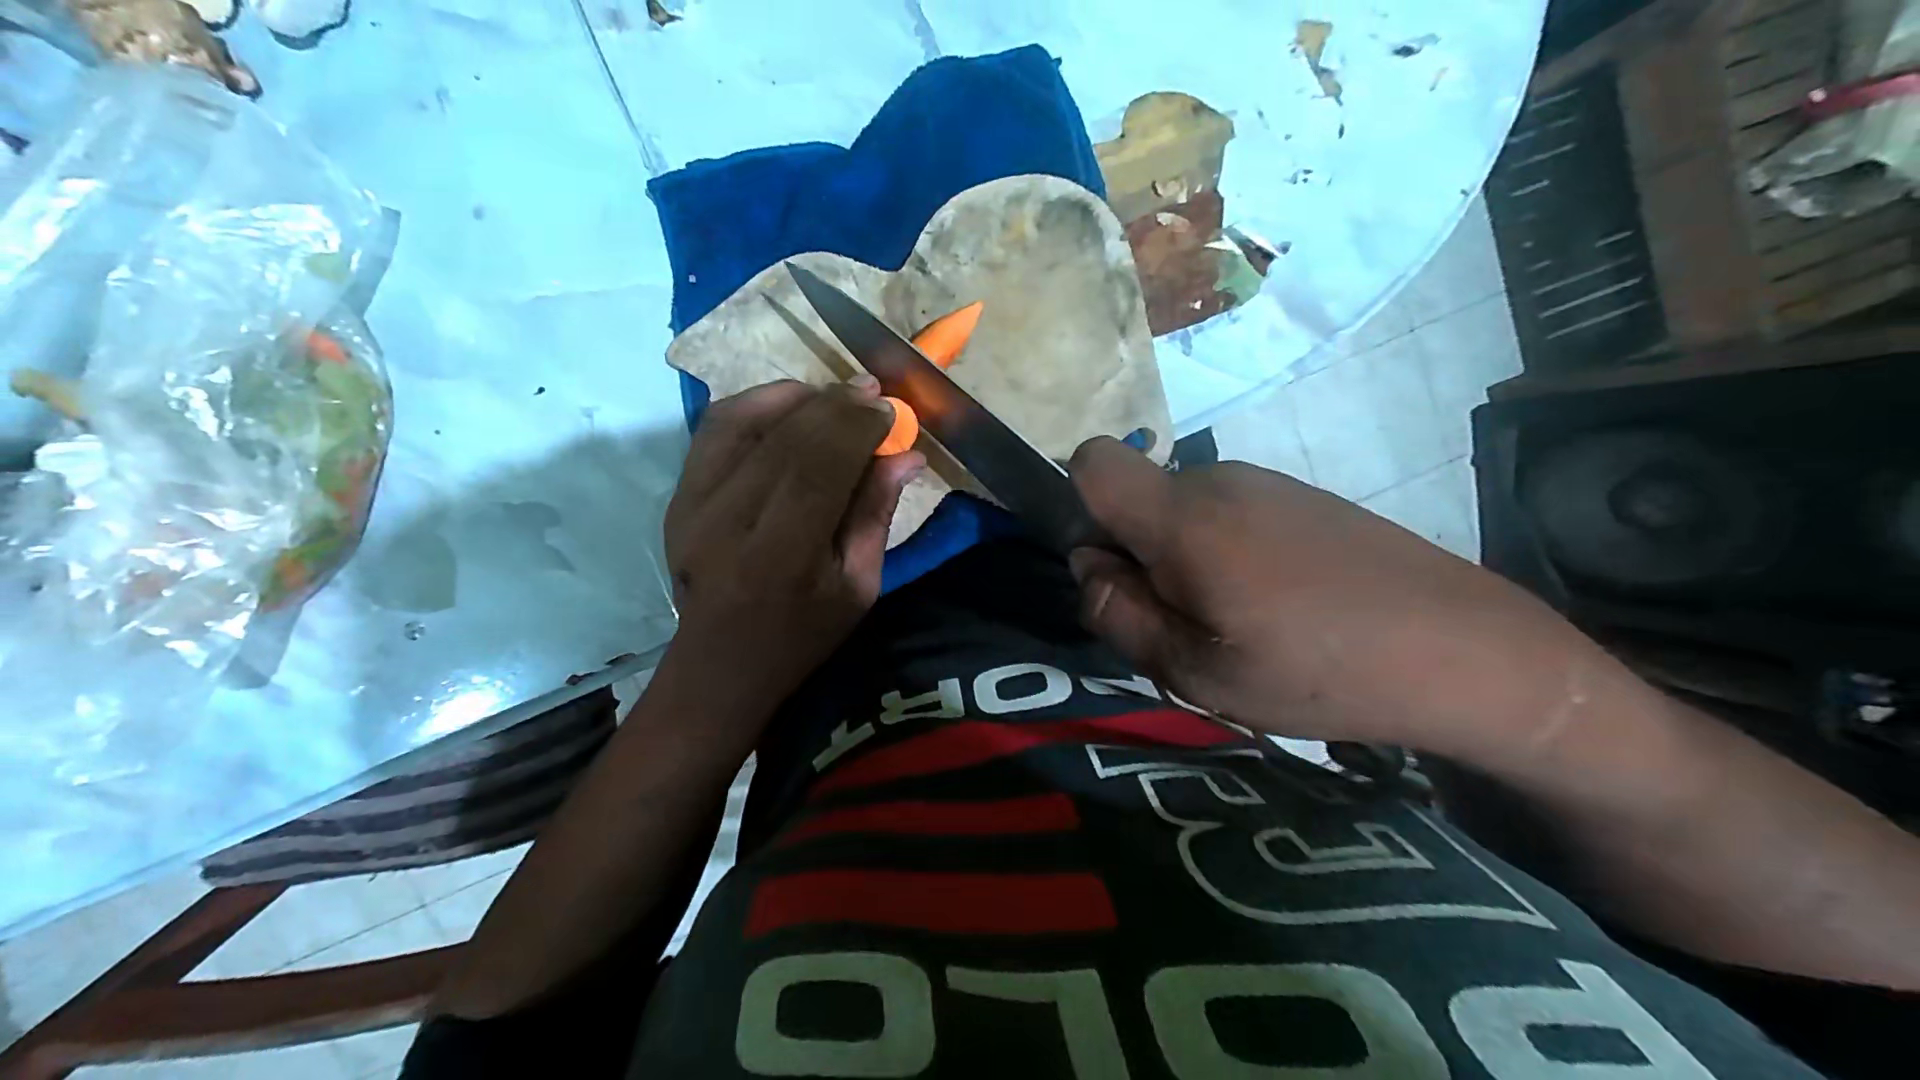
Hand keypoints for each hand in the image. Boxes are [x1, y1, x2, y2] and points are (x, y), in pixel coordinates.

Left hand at [663, 378, 923, 719]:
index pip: (819, 466)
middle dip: (835, 405)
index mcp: (781, 557)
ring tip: (833, 397)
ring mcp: (691, 505)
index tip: (888, 410)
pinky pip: (716, 430)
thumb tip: (907, 454)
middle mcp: (727, 523)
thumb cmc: (802, 633)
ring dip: (795, 396)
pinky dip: (756, 406)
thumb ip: (877, 514)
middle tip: (870, 393)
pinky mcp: (677, 496)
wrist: (721, 663)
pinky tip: (790, 406)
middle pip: (784, 438)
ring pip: (743, 421)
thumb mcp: (858, 586)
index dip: (857, 427)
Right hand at [1066, 437, 1620, 756]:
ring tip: (1241, 622)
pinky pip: (1229, 512)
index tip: (1113, 568)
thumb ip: (1118, 613)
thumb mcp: (1195, 672)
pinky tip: (1281, 603)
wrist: (1470, 653)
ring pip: (1183, 509)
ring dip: (1185, 559)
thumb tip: (1086, 564)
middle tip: (1186, 623)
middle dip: (1138, 553)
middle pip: (1138, 497)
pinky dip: (1226, 552)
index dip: (1078, 506)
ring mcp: (1267, 483)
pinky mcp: (1302, 496)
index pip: (1092, 462)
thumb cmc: (1319, 672)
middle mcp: (1219, 480)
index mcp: (1185, 517)